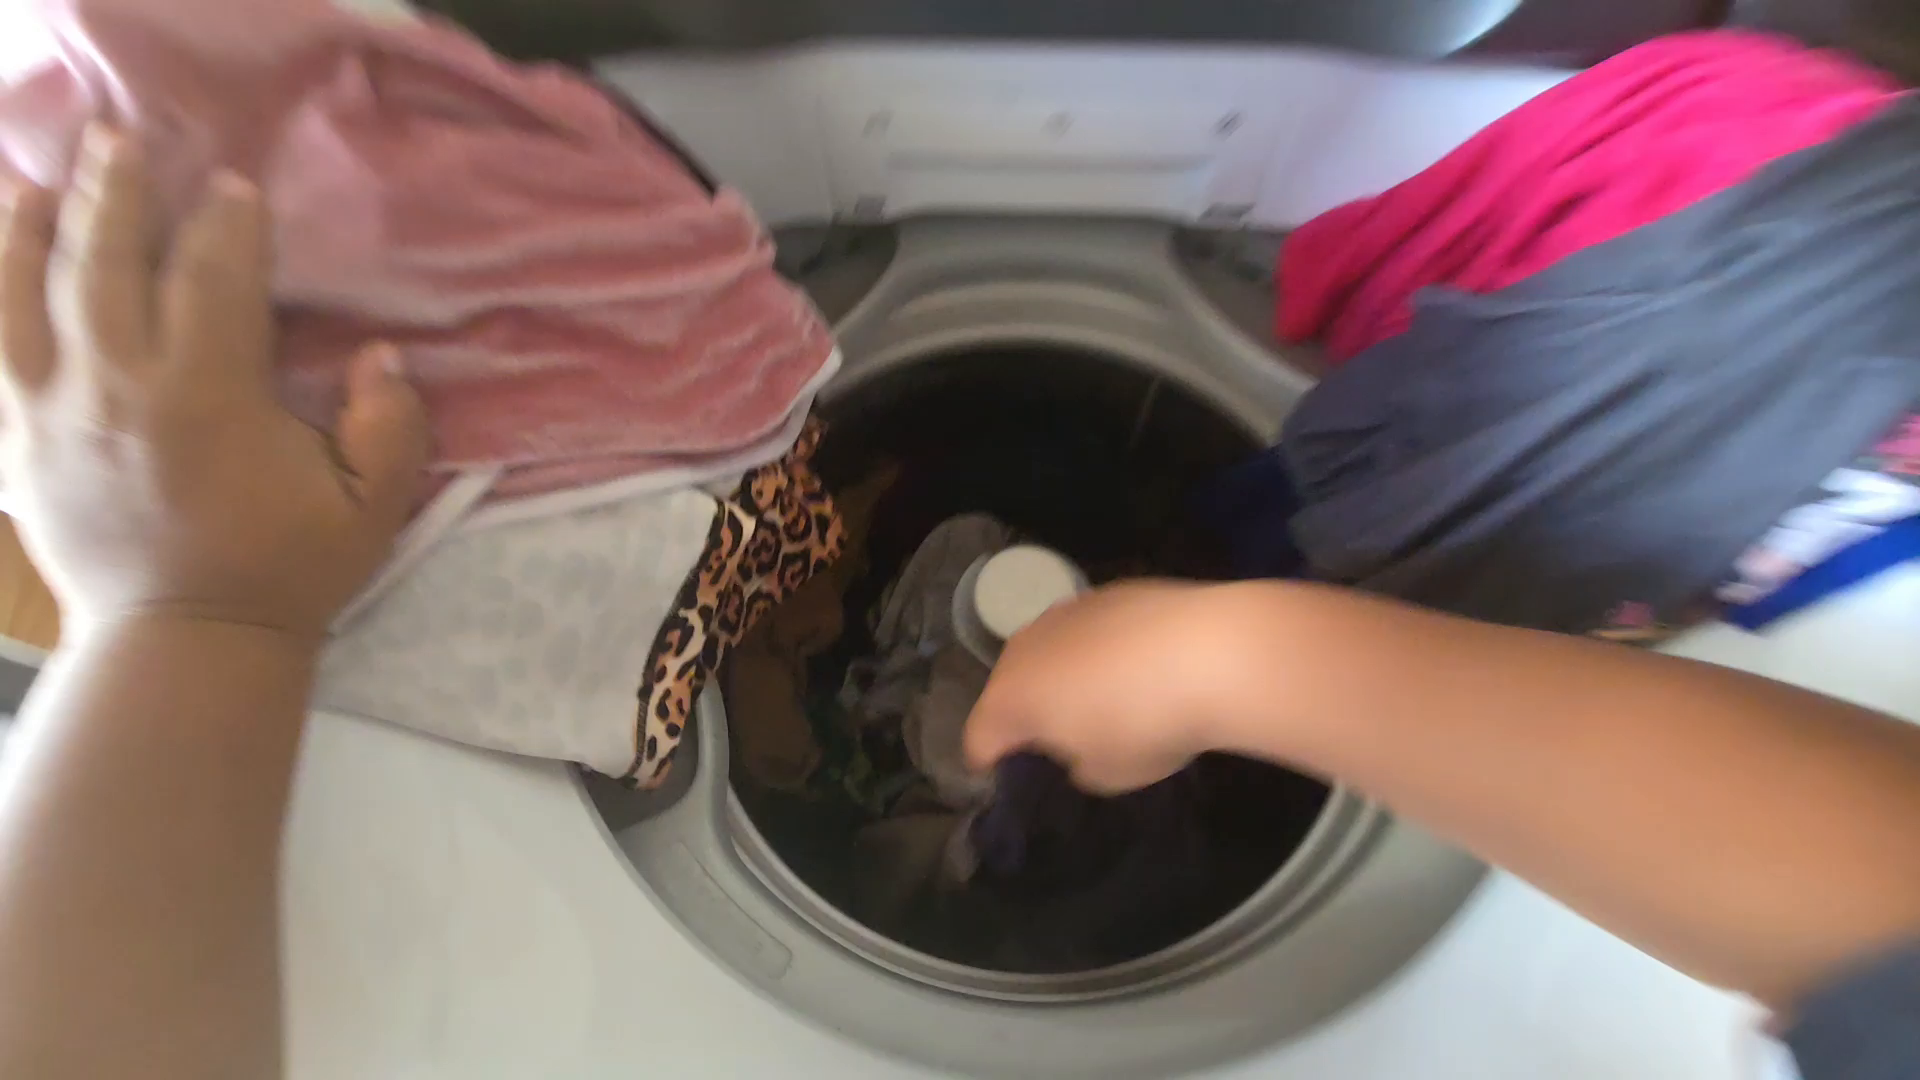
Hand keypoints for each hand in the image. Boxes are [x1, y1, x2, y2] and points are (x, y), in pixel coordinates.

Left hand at [0, 125, 426, 641]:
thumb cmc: (294, 563)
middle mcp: (113, 386)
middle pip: (104, 267)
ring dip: (27, 225)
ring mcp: (45, 409)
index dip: (227, 229)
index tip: (236, 187)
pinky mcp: (9, 437)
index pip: (212, 286)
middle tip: (124, 139)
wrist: (192, 632)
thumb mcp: (375, 503)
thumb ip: (387, 426)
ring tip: (34, 173)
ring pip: (17, 292)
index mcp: (208, 399)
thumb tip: (378, 355)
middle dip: (117, 196)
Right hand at [963, 580, 1252, 793]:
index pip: (978, 740)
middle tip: (1061, 737)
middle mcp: (1024, 648)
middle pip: (1007, 688)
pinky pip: (1085, 630)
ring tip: (1105, 696)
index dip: (988, 764)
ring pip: (1045, 652)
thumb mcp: (1108, 775)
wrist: (1212, 650)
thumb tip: (1078, 744)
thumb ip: (1075, 763)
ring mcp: (1063, 612)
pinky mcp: (1104, 592)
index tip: (1007, 776)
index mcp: (1010, 698)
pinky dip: (1098, 648)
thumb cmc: (1147, 724)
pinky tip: (1137, 662)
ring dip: (1060, 675)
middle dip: (1025, 713)